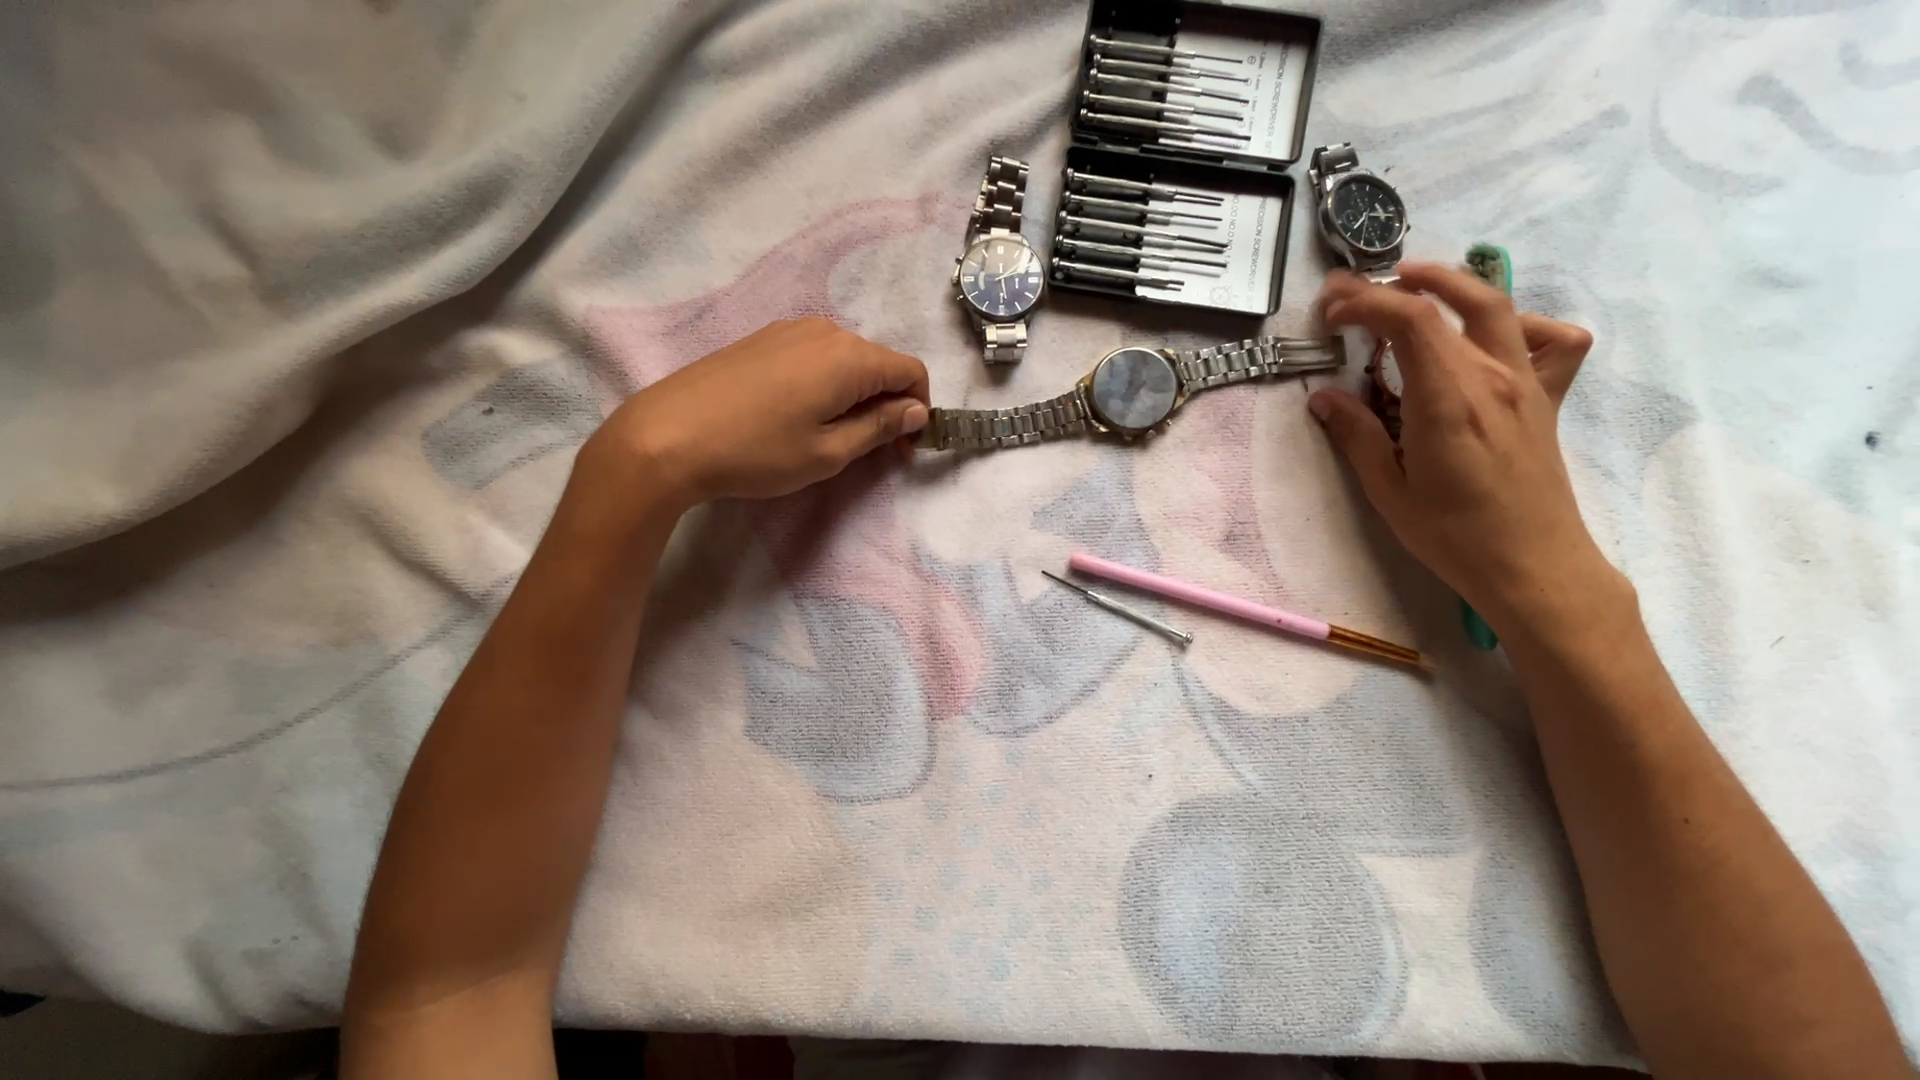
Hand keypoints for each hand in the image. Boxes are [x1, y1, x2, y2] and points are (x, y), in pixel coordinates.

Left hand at [584, 318, 928, 508]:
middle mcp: (825, 331)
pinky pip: (813, 356)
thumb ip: (879, 427)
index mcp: (849, 357)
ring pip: (844, 359)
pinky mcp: (761, 339)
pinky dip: (823, 384)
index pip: (910, 370)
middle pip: (878, 362)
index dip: (918, 409)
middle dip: (886, 403)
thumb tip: (916, 411)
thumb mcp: (828, 453)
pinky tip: (796, 415)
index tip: (903, 448)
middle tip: (869, 450)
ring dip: (854, 394)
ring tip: (829, 435)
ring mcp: (788, 330)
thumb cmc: (756, 451)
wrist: (667, 436)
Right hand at [1309, 262, 1617, 635]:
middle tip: (1349, 292)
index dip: (1366, 302)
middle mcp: (1493, 379)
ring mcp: (1526, 383)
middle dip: (1392, 286)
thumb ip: (1358, 436)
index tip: (1330, 312)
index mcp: (1449, 401)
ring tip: (1412, 283)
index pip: (1411, 320)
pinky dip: (1519, 322)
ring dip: (1451, 283)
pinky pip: (1549, 340)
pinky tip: (1488, 338)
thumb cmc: (1455, 537)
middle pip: (1445, 303)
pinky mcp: (1545, 397)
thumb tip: (1324, 398)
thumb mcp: (1389, 492)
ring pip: (1496, 306)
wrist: (1534, 565)